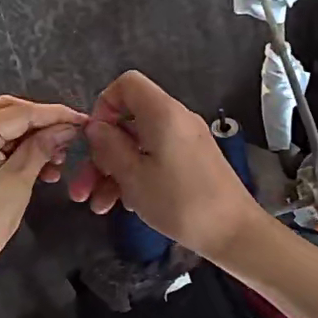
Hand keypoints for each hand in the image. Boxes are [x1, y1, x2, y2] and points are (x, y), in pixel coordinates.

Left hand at [0, 96, 87, 271]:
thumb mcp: (19, 181)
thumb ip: (42, 147)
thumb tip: (67, 127)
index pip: (19, 112)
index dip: (54, 114)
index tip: (82, 119)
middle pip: (8, 112)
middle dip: (41, 123)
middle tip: (69, 136)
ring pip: (2, 127)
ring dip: (31, 138)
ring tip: (58, 159)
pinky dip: (16, 150)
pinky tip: (40, 167)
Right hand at [67, 71, 265, 258]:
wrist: (234, 232)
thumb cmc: (180, 202)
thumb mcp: (133, 177)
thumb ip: (109, 147)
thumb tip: (96, 127)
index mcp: (162, 113)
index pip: (126, 84)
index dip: (104, 105)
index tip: (95, 138)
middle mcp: (175, 119)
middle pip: (127, 121)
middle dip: (101, 153)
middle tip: (83, 186)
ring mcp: (185, 141)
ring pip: (137, 145)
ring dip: (113, 172)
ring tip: (97, 205)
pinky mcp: (191, 161)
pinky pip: (154, 157)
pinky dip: (135, 176)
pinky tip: (122, 204)